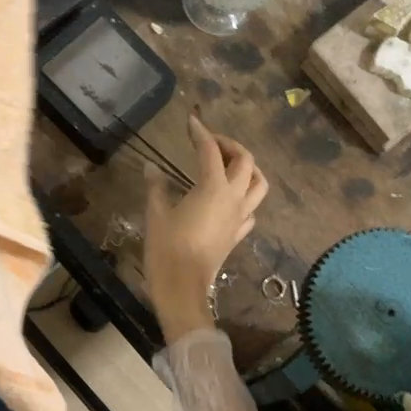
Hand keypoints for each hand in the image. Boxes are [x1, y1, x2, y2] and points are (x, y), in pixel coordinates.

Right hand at [142, 112, 269, 343]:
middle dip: (230, 146)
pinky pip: (251, 211)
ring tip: (231, 168)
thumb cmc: (167, 250)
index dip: (200, 133)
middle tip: (211, 144)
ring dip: (249, 170)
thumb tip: (151, 167)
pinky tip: (231, 201)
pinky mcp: (237, 236)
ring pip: (258, 185)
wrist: (182, 288)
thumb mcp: (156, 215)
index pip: (210, 150)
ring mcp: (239, 218)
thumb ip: (156, 187)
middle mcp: (233, 198)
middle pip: (245, 161)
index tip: (191, 122)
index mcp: (212, 187)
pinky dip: (245, 199)